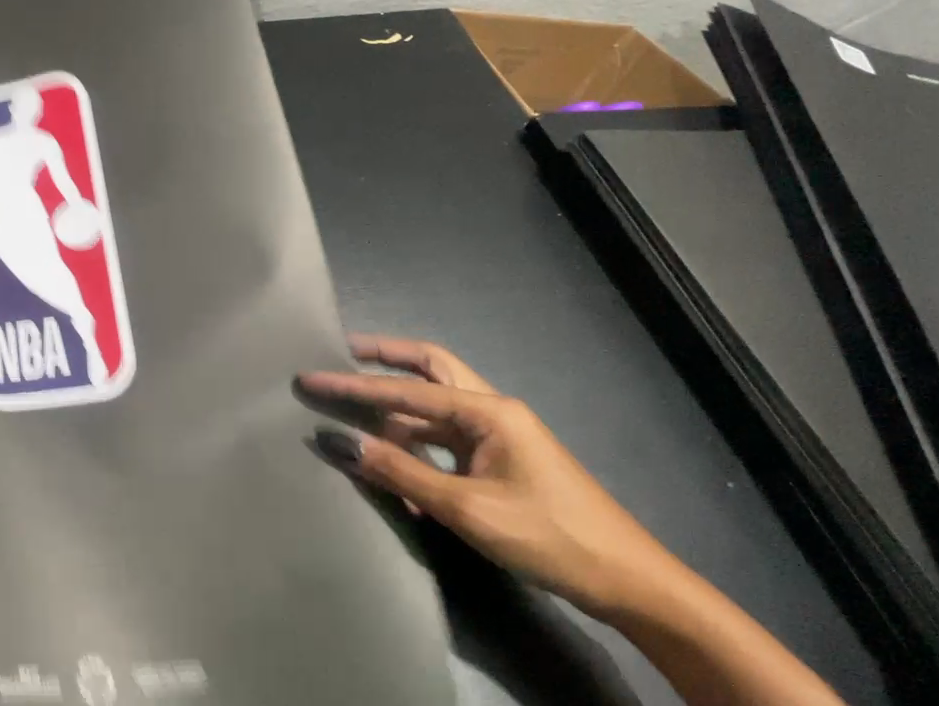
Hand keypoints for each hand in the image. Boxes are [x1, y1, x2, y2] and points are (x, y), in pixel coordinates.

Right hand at [297, 333, 679, 618]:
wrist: (629, 584)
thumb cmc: (548, 536)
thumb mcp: (466, 508)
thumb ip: (400, 472)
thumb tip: (339, 442)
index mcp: (489, 411)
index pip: (406, 389)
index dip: (353, 385)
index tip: (309, 377)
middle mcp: (492, 412)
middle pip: (430, 369)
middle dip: (383, 360)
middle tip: (339, 355)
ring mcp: (498, 438)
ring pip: (434, 408)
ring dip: (395, 409)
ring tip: (351, 414)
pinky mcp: (499, 464)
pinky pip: (445, 442)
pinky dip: (414, 446)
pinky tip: (391, 467)